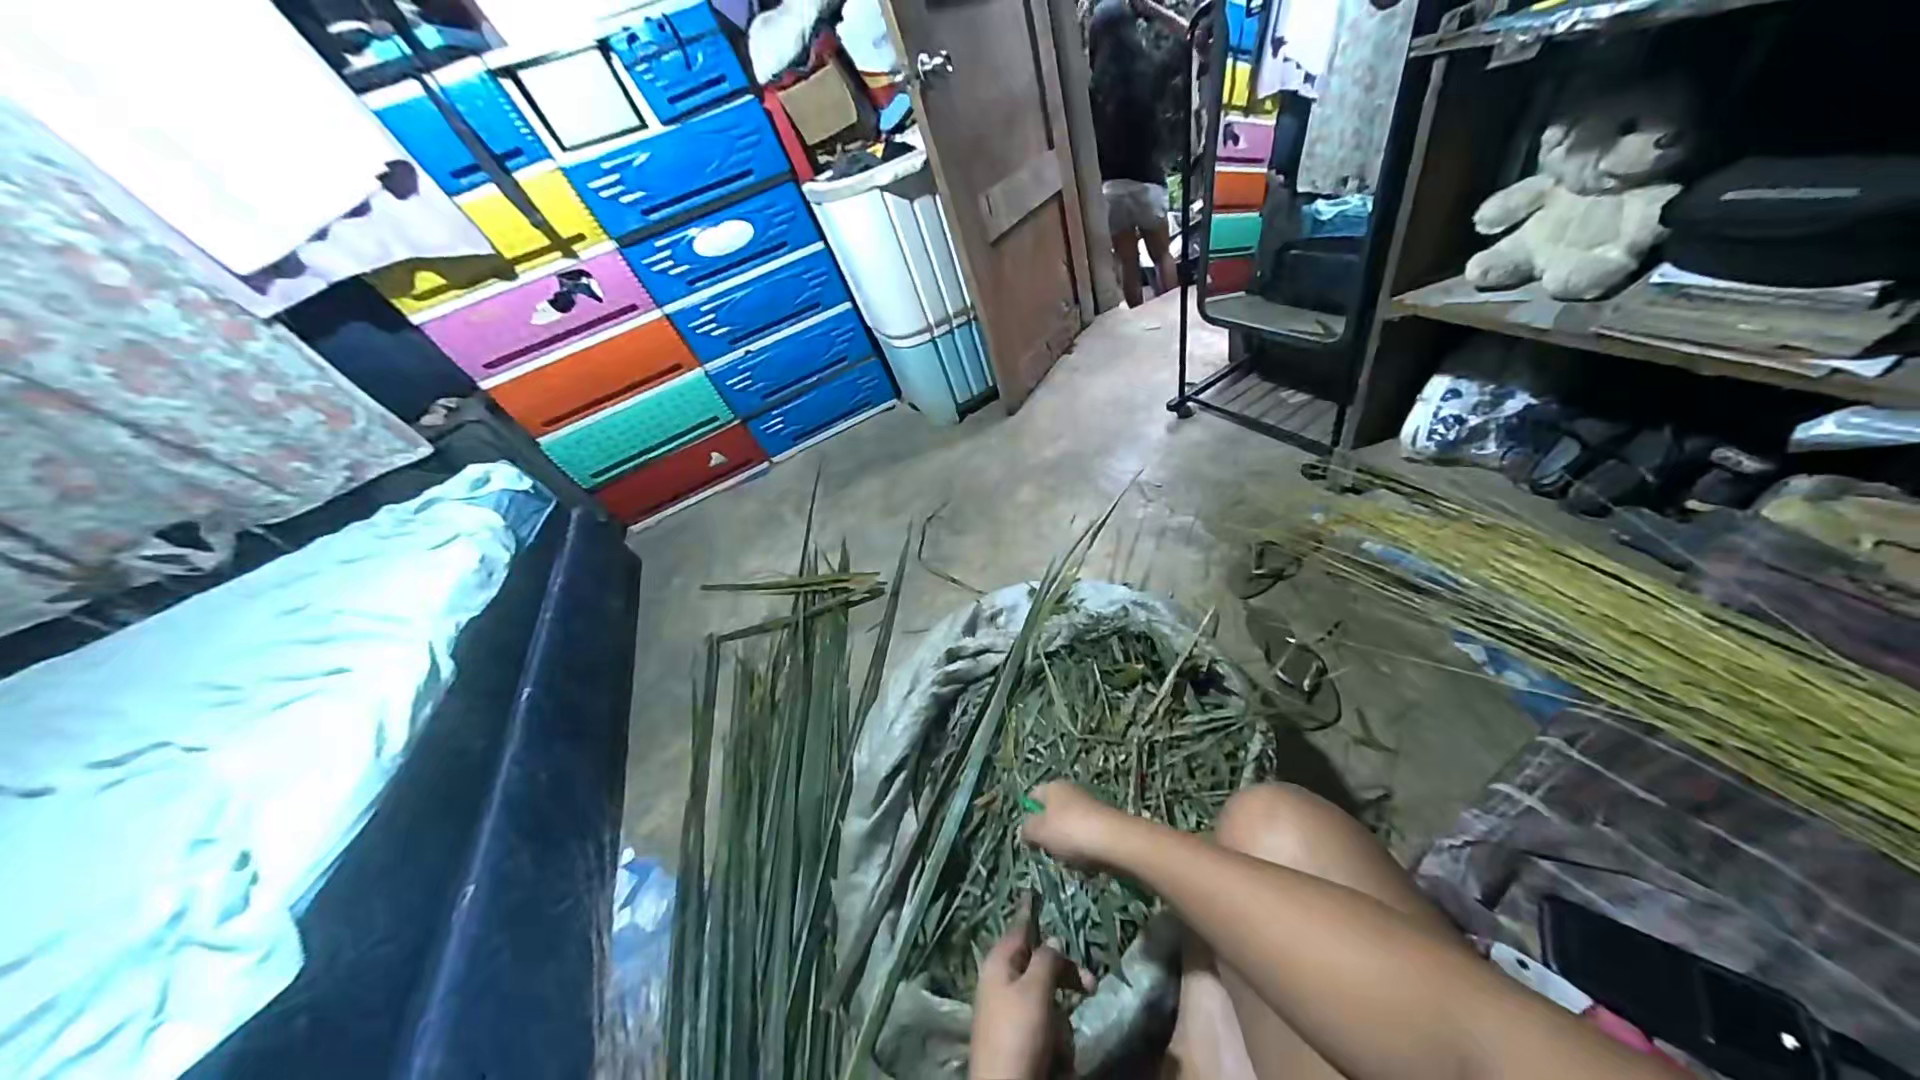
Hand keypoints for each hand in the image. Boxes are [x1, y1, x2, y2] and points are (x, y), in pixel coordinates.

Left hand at [969, 894, 1094, 1079]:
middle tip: (1090, 986)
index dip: (1031, 911)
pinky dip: (1056, 1040)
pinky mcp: (1020, 1038)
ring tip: (1060, 1042)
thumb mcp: (1035, 990)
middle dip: (1065, 977)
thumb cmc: (1018, 1033)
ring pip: (1047, 999)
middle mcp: (1002, 981)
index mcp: (999, 963)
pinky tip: (1057, 1057)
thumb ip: (1047, 960)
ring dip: (1061, 1019)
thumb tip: (1053, 940)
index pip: (1020, 928)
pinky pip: (1047, 1028)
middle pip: (1040, 964)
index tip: (1034, 891)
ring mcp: (1010, 1011)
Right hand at [1018, 781, 1135, 872]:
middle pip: (1052, 813)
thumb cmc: (1069, 831)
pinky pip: (1087, 837)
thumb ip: (1026, 829)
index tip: (1029, 835)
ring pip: (1070, 827)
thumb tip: (1026, 830)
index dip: (1028, 814)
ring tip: (1068, 859)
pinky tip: (1086, 861)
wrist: (1114, 840)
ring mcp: (1090, 806)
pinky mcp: (1105, 823)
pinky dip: (1085, 849)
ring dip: (1067, 844)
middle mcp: (1071, 791)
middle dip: (1049, 833)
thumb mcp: (1038, 831)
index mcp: (1053, 787)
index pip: (1033, 796)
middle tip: (1047, 850)